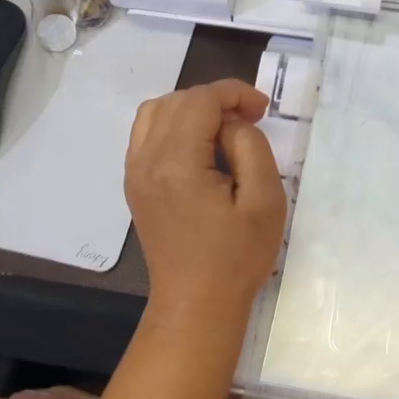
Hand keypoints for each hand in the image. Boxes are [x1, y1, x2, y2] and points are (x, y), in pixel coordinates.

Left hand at [124, 79, 287, 326]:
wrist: (196, 305)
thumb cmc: (236, 258)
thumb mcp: (264, 200)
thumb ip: (250, 147)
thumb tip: (231, 125)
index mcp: (176, 164)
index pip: (200, 100)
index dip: (234, 94)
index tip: (263, 109)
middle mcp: (146, 161)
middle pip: (177, 100)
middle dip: (216, 99)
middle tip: (250, 119)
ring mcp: (134, 172)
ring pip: (156, 111)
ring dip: (192, 108)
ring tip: (224, 127)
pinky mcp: (134, 184)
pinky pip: (146, 133)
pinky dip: (174, 124)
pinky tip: (199, 145)